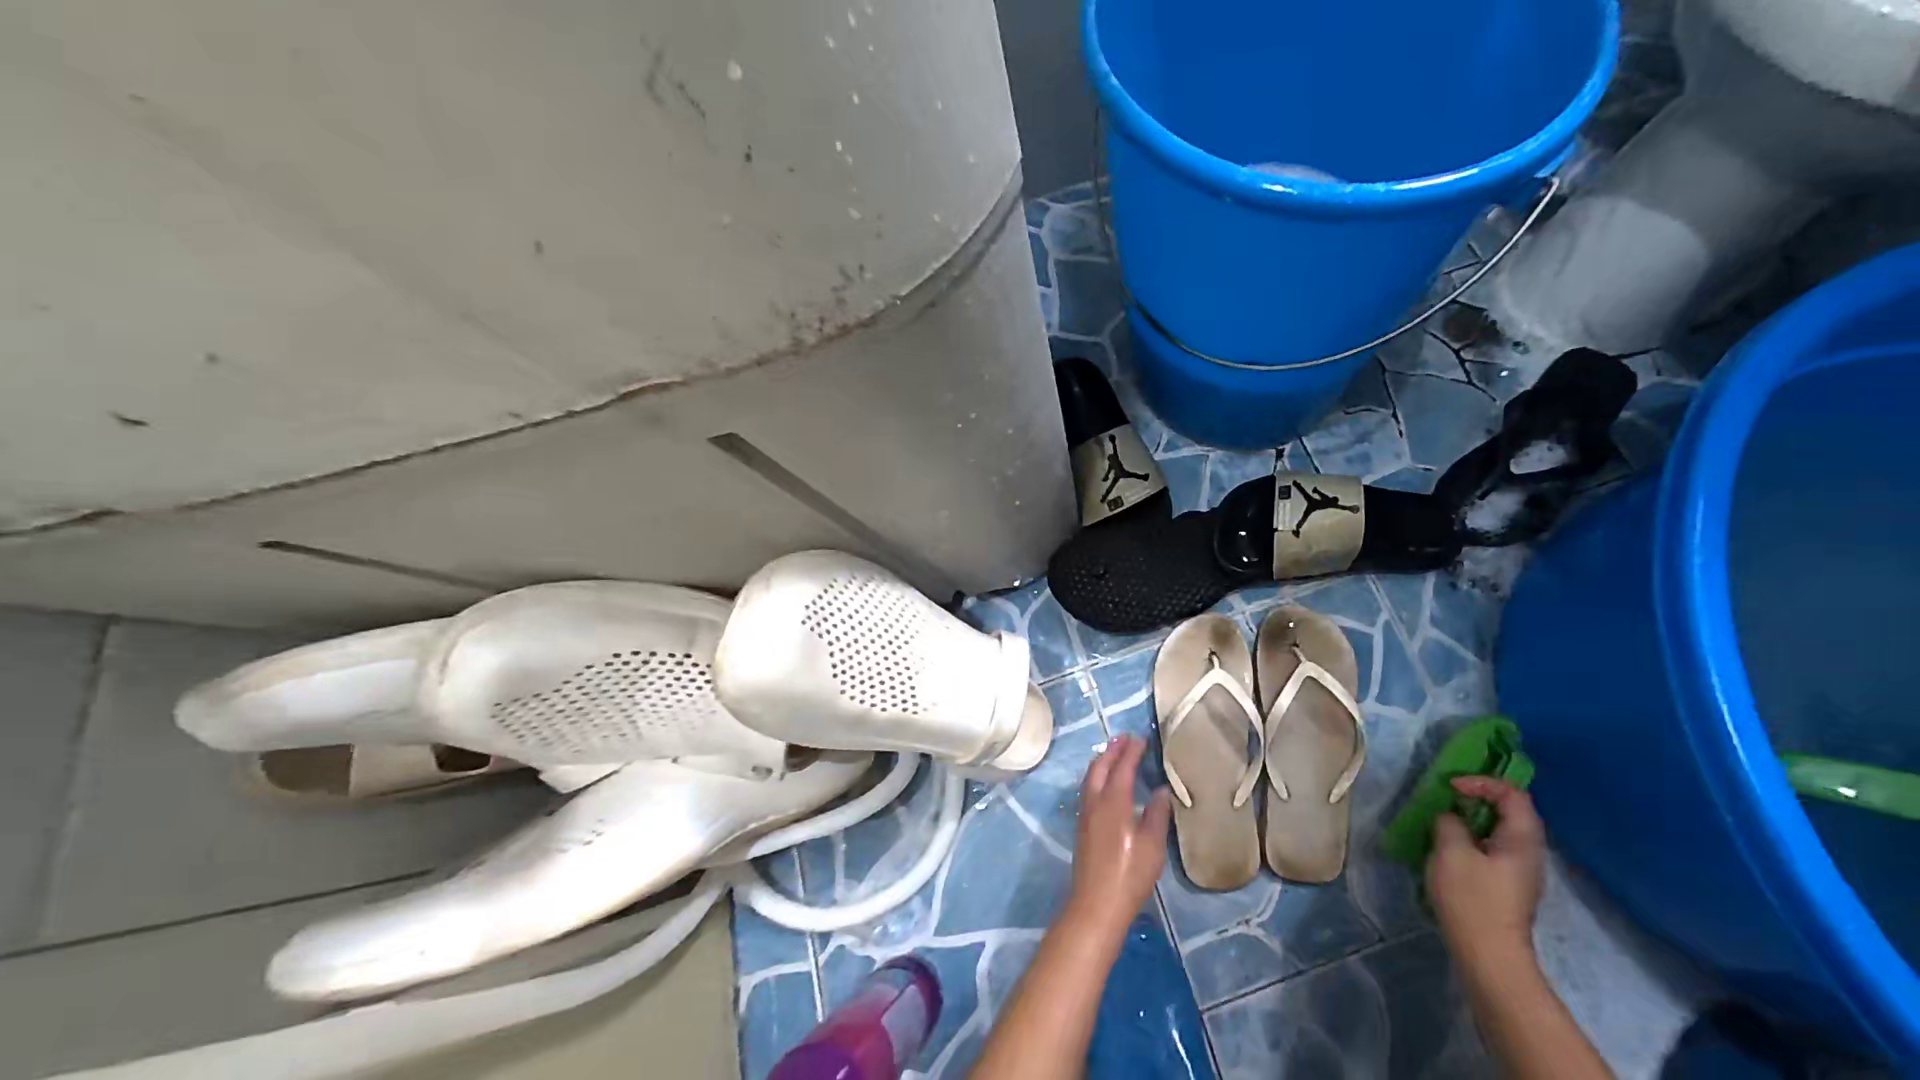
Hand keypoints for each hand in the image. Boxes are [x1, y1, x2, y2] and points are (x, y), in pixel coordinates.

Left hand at [1067, 736, 1172, 933]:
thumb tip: (1162, 790)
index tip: (1141, 738)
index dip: (1131, 752)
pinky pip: (1088, 788)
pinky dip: (1097, 775)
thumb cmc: (1130, 874)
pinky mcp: (1082, 825)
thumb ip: (1156, 814)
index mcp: (1113, 801)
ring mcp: (1085, 813)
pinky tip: (1104, 781)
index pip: (1122, 767)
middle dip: (1112, 750)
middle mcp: (1095, 801)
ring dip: (1102, 760)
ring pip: (1091, 776)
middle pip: (1100, 766)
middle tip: (1125, 738)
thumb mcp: (1152, 845)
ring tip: (1113, 752)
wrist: (1097, 902)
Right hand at [1427, 776, 1545, 967]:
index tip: (1451, 787)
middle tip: (1447, 797)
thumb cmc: (1472, 898)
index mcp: (1523, 840)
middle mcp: (1530, 852)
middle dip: (1479, 797)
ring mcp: (1521, 871)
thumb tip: (1450, 818)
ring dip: (1474, 818)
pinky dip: (1473, 837)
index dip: (1482, 782)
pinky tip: (1451, 847)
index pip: (1513, 795)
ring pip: (1502, 831)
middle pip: (1512, 811)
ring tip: (1445, 819)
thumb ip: (1450, 824)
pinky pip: (1494, 848)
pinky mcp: (1509, 886)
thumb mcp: (1451, 852)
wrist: (1489, 954)